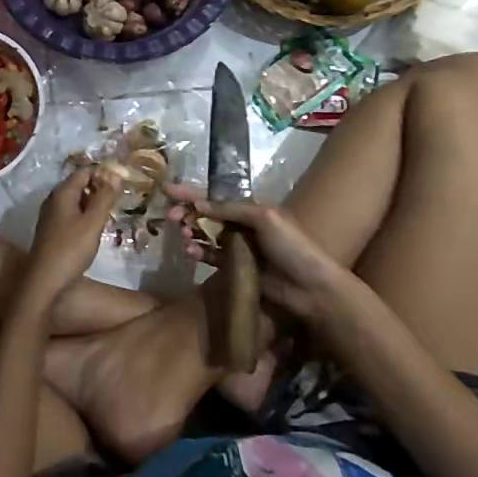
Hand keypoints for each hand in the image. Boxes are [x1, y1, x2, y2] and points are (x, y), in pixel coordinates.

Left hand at [25, 166, 123, 300]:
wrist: (44, 281)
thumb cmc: (71, 249)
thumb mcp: (93, 222)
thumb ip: (105, 196)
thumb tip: (115, 172)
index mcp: (62, 193)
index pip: (84, 171)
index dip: (103, 173)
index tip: (122, 184)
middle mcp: (53, 200)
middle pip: (79, 185)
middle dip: (100, 188)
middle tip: (119, 200)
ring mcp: (51, 215)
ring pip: (76, 201)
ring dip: (93, 203)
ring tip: (111, 214)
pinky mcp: (52, 230)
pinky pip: (71, 214)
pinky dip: (85, 215)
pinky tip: (95, 228)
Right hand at [166, 184, 350, 320]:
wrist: (309, 287)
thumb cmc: (292, 246)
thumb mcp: (265, 218)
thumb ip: (231, 209)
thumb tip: (199, 203)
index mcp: (252, 208)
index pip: (217, 196)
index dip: (191, 192)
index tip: (168, 189)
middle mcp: (242, 225)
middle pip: (207, 215)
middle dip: (187, 213)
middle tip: (171, 216)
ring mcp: (238, 248)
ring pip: (206, 236)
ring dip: (191, 232)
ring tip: (183, 235)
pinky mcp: (234, 269)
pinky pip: (211, 258)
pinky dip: (199, 253)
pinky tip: (191, 252)